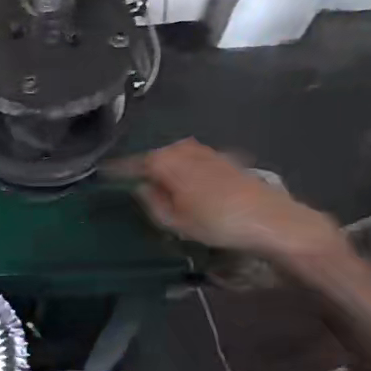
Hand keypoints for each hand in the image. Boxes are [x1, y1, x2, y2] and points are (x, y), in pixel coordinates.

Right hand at [111, 139, 342, 260]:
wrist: (269, 218)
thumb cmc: (216, 222)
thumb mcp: (175, 221)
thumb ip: (151, 202)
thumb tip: (140, 188)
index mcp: (164, 160)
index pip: (131, 164)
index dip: (115, 172)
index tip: (101, 175)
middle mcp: (182, 148)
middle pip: (154, 158)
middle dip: (142, 170)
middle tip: (130, 185)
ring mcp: (205, 150)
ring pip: (174, 158)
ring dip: (165, 170)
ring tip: (157, 188)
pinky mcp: (223, 157)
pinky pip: (192, 162)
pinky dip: (184, 171)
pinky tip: (187, 187)